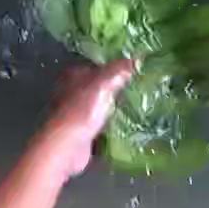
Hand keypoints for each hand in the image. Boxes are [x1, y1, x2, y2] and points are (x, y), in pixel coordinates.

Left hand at [38, 61, 134, 176]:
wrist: (66, 148)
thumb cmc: (82, 110)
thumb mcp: (104, 83)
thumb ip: (119, 70)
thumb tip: (136, 60)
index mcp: (73, 76)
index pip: (97, 65)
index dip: (115, 66)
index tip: (135, 68)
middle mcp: (72, 92)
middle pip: (99, 85)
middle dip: (117, 86)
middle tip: (142, 85)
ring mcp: (76, 113)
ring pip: (102, 104)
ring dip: (117, 105)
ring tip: (141, 102)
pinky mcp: (82, 132)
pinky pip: (103, 122)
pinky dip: (114, 122)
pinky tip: (130, 122)